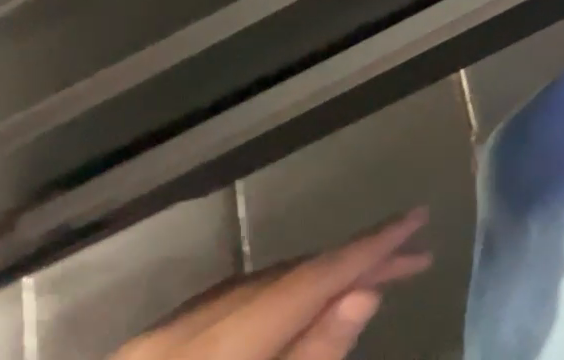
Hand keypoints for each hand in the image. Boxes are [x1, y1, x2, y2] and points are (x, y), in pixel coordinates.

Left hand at [111, 208, 432, 359]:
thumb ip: (312, 356)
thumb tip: (366, 291)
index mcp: (215, 350)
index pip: (307, 281)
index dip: (369, 247)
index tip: (418, 217)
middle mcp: (179, 333)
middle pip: (283, 279)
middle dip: (353, 261)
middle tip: (416, 256)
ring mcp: (152, 342)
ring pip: (254, 287)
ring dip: (318, 275)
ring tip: (373, 274)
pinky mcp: (144, 352)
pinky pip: (225, 304)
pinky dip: (276, 294)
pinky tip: (303, 300)